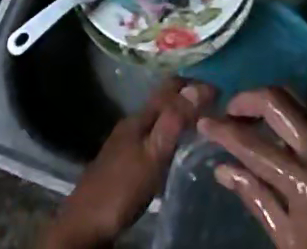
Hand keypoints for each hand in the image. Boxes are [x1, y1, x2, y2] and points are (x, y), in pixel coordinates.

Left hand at [38, 78, 216, 248]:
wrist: (87, 221)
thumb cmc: (122, 186)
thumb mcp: (152, 154)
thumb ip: (172, 122)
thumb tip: (196, 86)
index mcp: (139, 118)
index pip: (168, 89)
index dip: (193, 85)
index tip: (220, 91)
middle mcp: (132, 123)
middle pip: (162, 102)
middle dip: (187, 99)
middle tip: (216, 108)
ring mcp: (125, 141)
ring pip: (157, 120)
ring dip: (178, 118)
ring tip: (203, 127)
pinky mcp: (124, 160)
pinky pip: (152, 137)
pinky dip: (168, 135)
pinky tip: (178, 150)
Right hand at [197, 87, 306, 248]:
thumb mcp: (288, 241)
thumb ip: (256, 199)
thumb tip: (222, 168)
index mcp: (303, 181)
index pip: (252, 144)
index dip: (222, 130)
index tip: (202, 122)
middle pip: (278, 101)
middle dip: (247, 99)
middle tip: (227, 112)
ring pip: (298, 98)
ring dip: (269, 100)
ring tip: (248, 115)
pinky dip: (288, 109)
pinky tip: (275, 125)